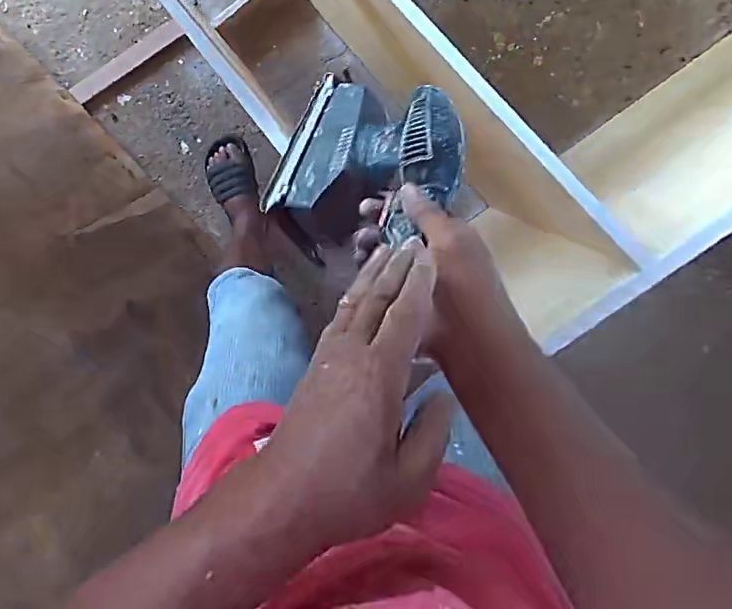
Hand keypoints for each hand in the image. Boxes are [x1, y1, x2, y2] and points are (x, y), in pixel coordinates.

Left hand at [245, 238, 455, 553]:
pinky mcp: (315, 366)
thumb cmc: (351, 491)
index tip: (428, 255)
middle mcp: (348, 355)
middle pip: (374, 300)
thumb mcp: (408, 478)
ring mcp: (327, 358)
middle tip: (408, 241)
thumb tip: (445, 396)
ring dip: (369, 278)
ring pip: (352, 305)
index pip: (403, 319)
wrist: (285, 490)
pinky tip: (360, 298)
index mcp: (377, 376)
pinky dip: (353, 301)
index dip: (418, 285)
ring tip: (384, 253)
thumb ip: (431, 433)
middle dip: (393, 268)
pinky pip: (338, 321)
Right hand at [352, 183, 522, 362]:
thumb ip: (427, 213)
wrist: (467, 339)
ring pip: (382, 249)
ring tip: (362, 244)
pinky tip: (361, 264)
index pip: (415, 210)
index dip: (393, 203)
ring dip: (369, 242)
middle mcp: (428, 252)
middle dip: (376, 221)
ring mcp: (411, 274)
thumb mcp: (451, 240)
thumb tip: (406, 186)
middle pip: (394, 228)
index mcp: (446, 235)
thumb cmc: (466, 284)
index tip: (374, 201)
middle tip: (363, 218)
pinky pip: (376, 272)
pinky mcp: (397, 293)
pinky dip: (366, 265)